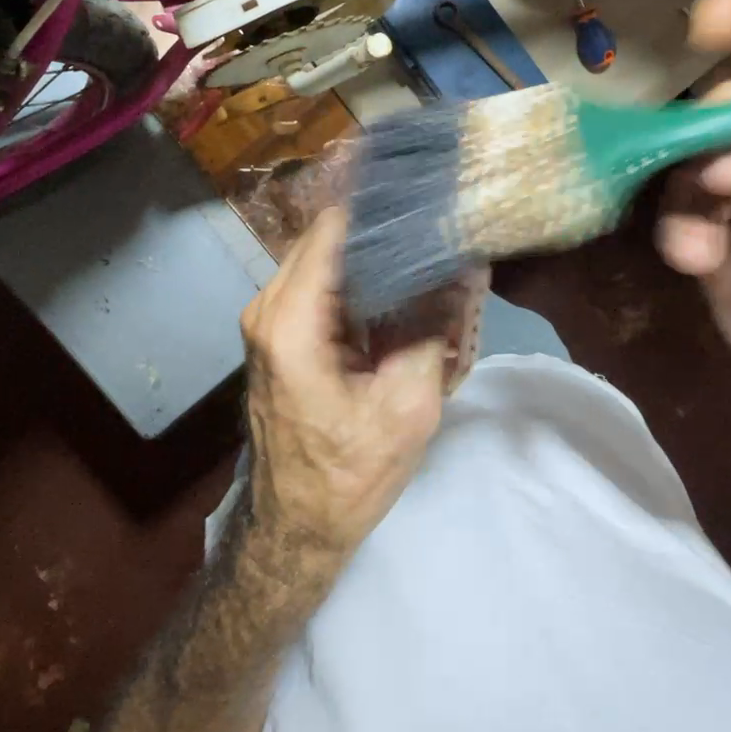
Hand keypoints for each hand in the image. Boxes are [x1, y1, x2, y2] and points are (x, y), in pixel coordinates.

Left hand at [241, 208, 450, 557]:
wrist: (295, 526)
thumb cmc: (349, 476)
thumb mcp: (408, 408)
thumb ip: (432, 330)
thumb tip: (464, 272)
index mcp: (291, 321)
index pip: (333, 229)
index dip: (381, 212)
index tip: (429, 204)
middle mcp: (267, 307)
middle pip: (326, 239)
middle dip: (382, 234)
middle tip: (437, 231)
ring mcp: (266, 320)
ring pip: (323, 260)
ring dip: (371, 260)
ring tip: (425, 258)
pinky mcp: (276, 335)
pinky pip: (318, 287)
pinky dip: (356, 284)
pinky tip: (398, 292)